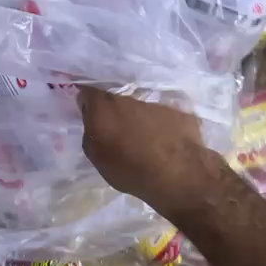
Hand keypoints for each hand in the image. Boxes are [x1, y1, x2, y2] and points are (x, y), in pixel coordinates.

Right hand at [78, 87, 229, 222]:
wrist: (178, 174)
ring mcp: (156, 103)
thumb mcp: (96, 156)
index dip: (86, 100)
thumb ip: (90, 131)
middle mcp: (129, 97)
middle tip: (116, 130)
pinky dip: (162, 126)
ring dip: (139, 119)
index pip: (88, 91)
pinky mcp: (179, 112)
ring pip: (141, 107)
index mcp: (105, 106)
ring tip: (144, 141)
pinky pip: (164, 116)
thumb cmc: (130, 168)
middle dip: (114, 111)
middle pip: (116, 99)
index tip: (87, 110)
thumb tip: (92, 118)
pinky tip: (165, 143)